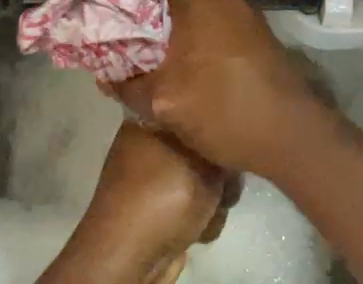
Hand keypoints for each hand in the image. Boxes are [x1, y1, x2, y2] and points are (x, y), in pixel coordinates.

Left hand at [42, 121, 237, 283]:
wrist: (132, 255)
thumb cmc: (164, 192)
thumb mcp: (204, 156)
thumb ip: (222, 140)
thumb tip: (230, 135)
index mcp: (150, 118)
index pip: (194, 106)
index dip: (217, 123)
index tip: (230, 137)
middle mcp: (151, 143)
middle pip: (204, 146)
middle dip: (220, 171)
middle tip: (222, 182)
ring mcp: (156, 178)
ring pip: (205, 178)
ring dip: (215, 198)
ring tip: (208, 209)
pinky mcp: (163, 209)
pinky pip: (196, 204)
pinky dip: (202, 218)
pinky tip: (198, 230)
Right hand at [112, 0, 334, 176]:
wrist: (291, 133)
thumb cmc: (222, 109)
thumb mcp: (161, 103)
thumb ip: (126, 82)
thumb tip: (104, 72)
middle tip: (124, 22)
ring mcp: (242, 7)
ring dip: (173, 12)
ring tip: (149, 41)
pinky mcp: (254, 27)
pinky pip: (214, 11)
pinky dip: (195, 23)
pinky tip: (183, 54)